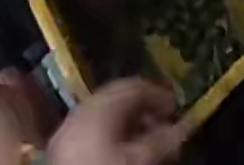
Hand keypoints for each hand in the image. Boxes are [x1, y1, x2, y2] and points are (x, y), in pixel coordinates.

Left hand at [47, 79, 189, 164]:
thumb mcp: (139, 160)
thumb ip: (162, 141)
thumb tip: (183, 127)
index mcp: (98, 105)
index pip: (134, 86)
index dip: (159, 95)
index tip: (177, 107)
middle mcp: (80, 110)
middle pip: (118, 99)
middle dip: (144, 110)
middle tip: (165, 125)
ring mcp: (67, 130)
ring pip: (104, 116)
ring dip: (128, 125)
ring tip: (147, 141)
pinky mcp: (60, 150)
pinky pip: (92, 131)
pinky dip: (111, 136)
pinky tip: (122, 150)